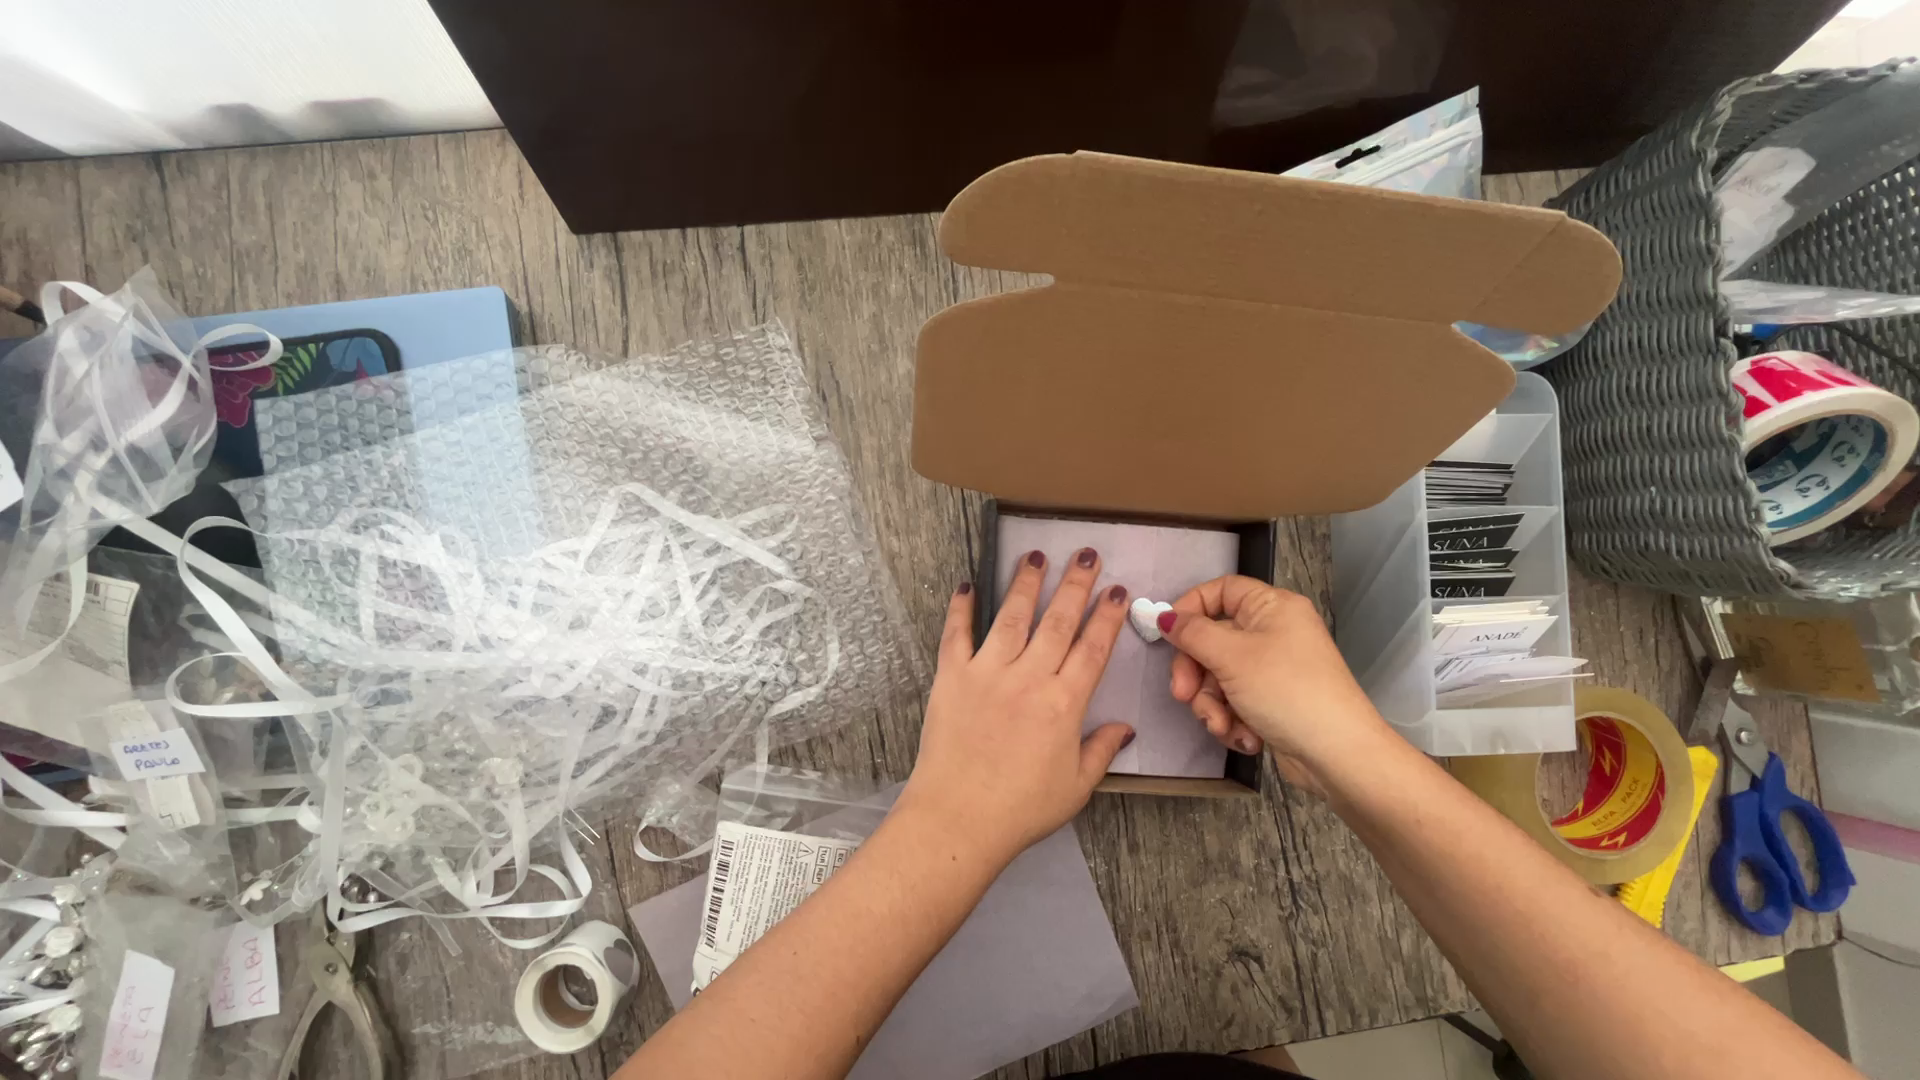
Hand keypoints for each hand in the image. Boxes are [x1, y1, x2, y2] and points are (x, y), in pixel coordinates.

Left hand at [898, 548, 1133, 864]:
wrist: (958, 818)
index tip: (1117, 590)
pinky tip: (967, 585)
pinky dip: (960, 608)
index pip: (1093, 648)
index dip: (1107, 616)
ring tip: (1036, 554)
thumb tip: (1126, 727)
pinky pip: (956, 635)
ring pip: (1013, 617)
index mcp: (1064, 703)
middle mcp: (1029, 678)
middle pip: (1058, 621)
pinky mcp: (952, 677)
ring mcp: (988, 673)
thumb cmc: (1022, 809)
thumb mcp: (1075, 787)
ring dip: (1026, 583)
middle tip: (1087, 554)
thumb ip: (1101, 750)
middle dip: (1076, 584)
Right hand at [1160, 576, 1389, 792]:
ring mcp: (1273, 669)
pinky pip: (1235, 700)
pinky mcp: (1272, 701)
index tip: (1168, 633)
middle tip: (1183, 694)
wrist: (1337, 755)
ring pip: (1219, 676)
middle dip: (1195, 672)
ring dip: (1212, 704)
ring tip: (1222, 726)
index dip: (1191, 608)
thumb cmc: (1285, 691)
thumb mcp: (1231, 657)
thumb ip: (1192, 633)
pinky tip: (1243, 736)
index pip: (1222, 590)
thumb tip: (1164, 617)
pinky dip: (1232, 719)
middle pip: (1213, 639)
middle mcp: (1273, 632)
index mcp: (1272, 607)